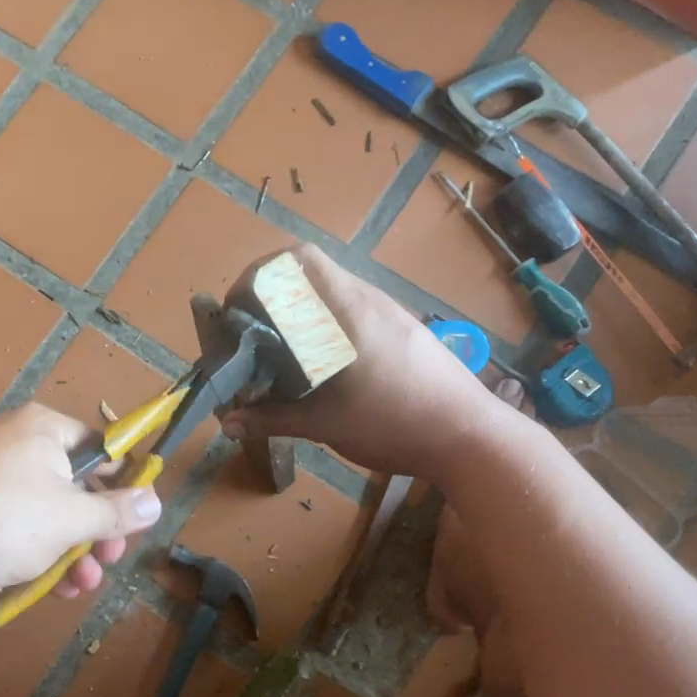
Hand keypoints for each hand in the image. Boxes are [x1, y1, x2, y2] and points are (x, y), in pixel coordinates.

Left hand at [0, 404, 163, 601]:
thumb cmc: (0, 520)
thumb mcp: (70, 519)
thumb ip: (116, 513)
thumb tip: (155, 501)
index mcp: (44, 430)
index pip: (101, 449)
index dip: (124, 485)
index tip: (135, 521)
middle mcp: (16, 445)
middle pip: (74, 487)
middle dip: (96, 532)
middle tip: (109, 562)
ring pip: (45, 515)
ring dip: (70, 552)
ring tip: (81, 586)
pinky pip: (14, 529)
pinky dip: (34, 555)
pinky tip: (49, 588)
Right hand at [220, 245, 515, 479]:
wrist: (469, 436)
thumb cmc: (394, 423)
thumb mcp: (324, 425)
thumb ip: (272, 419)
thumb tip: (227, 423)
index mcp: (347, 312)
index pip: (297, 260)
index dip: (258, 274)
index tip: (236, 311)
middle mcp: (368, 301)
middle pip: (310, 274)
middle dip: (271, 299)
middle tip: (249, 338)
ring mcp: (389, 315)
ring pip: (331, 295)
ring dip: (298, 315)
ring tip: (278, 356)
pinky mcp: (402, 332)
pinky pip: (351, 314)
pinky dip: (322, 329)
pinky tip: (318, 369)